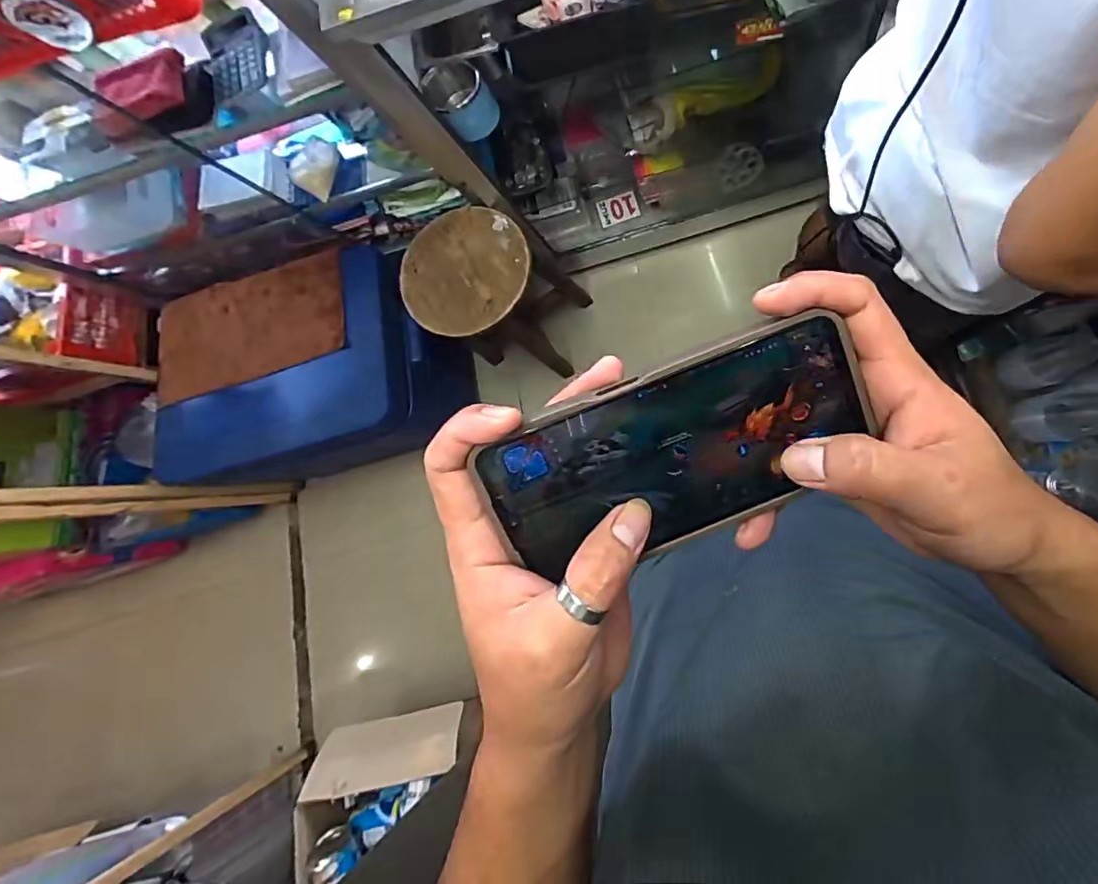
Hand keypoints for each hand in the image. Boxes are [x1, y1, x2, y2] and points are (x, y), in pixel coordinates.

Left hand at [423, 359, 648, 753]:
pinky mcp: (588, 543)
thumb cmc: (532, 688)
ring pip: (566, 465)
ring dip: (593, 425)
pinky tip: (648, 447)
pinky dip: (621, 467)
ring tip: (628, 390)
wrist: (559, 722)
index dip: (466, 433)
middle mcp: (512, 523)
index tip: (512, 418)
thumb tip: (633, 512)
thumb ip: (592, 580)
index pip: (450, 471)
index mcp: (480, 544)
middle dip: (555, 409)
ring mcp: (552, 530)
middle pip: (521, 450)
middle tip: (605, 376)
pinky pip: (602, 495)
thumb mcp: (557, 639)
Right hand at [753, 272, 1091, 576]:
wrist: (1001, 545)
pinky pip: (800, 465)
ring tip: (725, 453)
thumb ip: (869, 468)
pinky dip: (776, 493)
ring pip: (797, 411)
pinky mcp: (845, 463)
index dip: (816, 289)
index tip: (766, 303)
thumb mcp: (933, 485)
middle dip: (769, 356)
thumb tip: (795, 459)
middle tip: (727, 376)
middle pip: (814, 351)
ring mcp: (855, 427)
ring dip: (762, 432)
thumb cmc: (986, 503)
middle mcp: (870, 391)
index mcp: (899, 377)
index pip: (860, 306)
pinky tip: (755, 524)